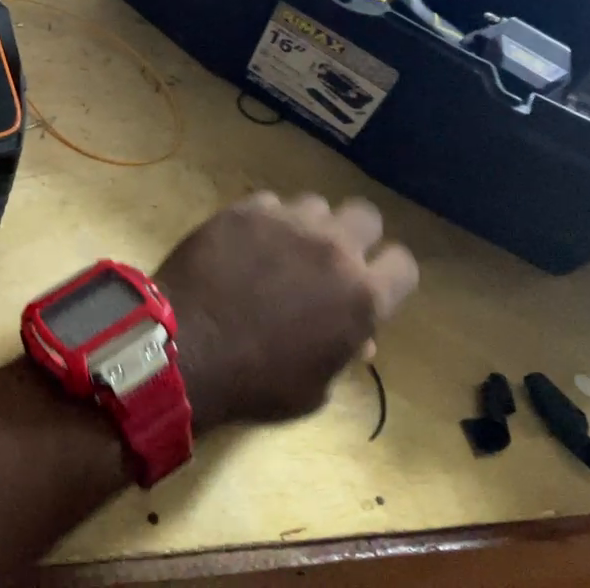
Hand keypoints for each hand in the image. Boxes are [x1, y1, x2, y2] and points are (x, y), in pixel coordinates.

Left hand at [153, 192, 417, 432]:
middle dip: (355, 235)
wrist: (185, 348)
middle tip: (329, 258)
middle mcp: (333, 248)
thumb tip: (357, 336)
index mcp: (362, 295)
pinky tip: (244, 242)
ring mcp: (285, 222)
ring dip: (307, 224)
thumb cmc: (255, 382)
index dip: (389, 275)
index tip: (371, 284)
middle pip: (366, 216)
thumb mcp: (316, 387)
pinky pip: (268, 203)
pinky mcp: (243, 210)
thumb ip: (343, 352)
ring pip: (315, 204)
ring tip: (282, 248)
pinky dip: (263, 220)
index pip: (404, 264)